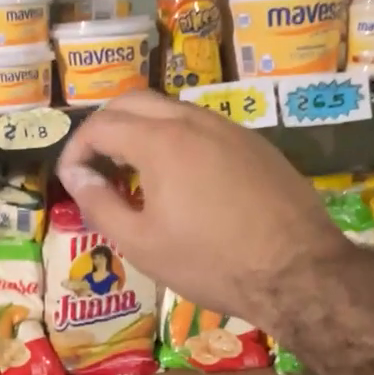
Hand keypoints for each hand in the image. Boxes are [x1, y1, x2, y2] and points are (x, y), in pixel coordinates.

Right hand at [56, 92, 346, 319]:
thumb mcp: (142, 243)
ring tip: (134, 172)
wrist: (301, 273)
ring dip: (141, 129)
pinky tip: (181, 179)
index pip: (100, 125)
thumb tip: (77, 177)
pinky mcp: (255, 144)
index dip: (76, 149)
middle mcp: (193, 121)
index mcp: (160, 141)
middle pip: (133, 101)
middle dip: (104, 126)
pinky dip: (176, 138)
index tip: (72, 179)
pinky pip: (202, 125)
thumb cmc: (212, 261)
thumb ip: (99, 204)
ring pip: (171, 108)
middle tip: (96, 164)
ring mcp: (229, 129)